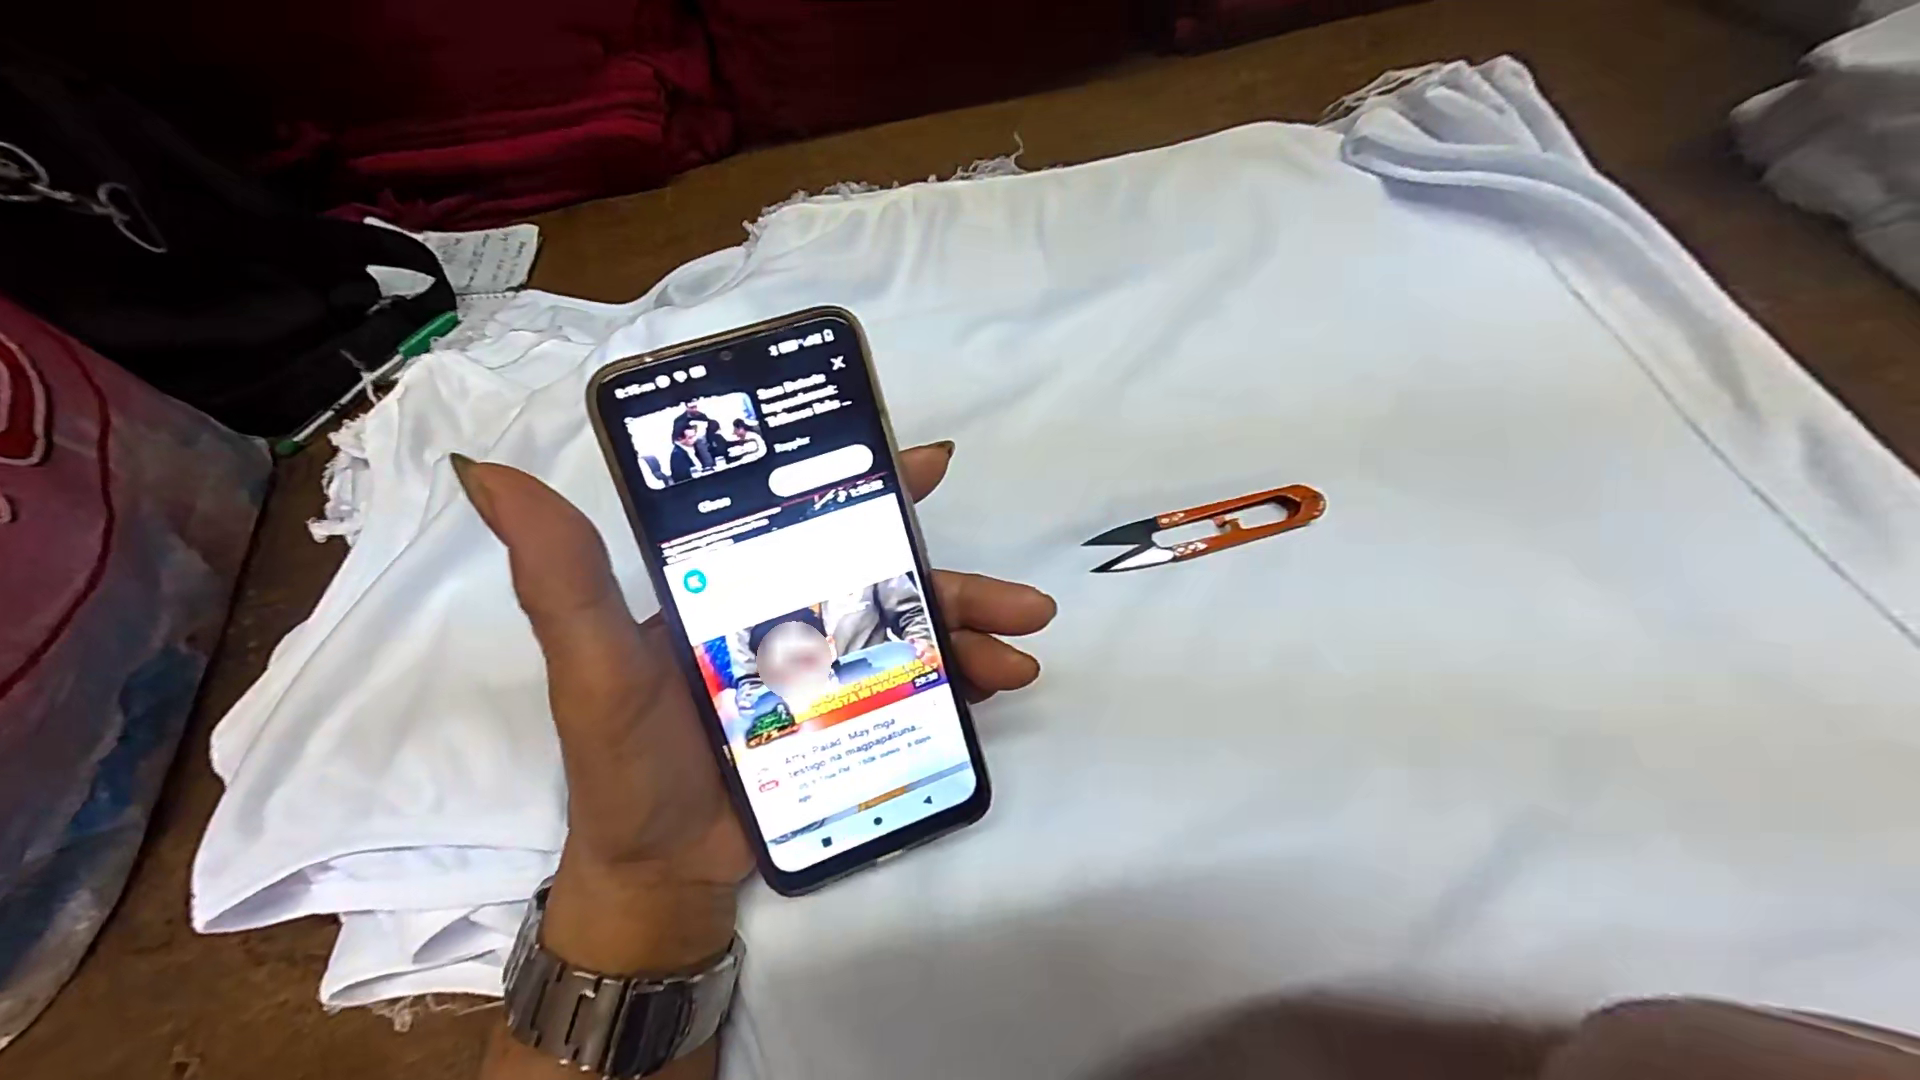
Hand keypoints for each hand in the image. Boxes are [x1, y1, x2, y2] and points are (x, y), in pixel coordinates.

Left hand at [453, 441, 1054, 970]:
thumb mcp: (591, 665)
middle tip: (1018, 595)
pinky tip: (998, 684)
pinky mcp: (852, 713)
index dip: (869, 486)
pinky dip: (961, 680)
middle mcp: (795, 612)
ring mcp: (830, 665)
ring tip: (1023, 648)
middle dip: (954, 579)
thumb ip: (562, 577)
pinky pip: (916, 685)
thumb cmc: (625, 760)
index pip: (811, 518)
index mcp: (742, 584)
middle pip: (887, 578)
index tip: (925, 463)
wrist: (663, 868)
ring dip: (974, 633)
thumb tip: (492, 473)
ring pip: (914, 632)